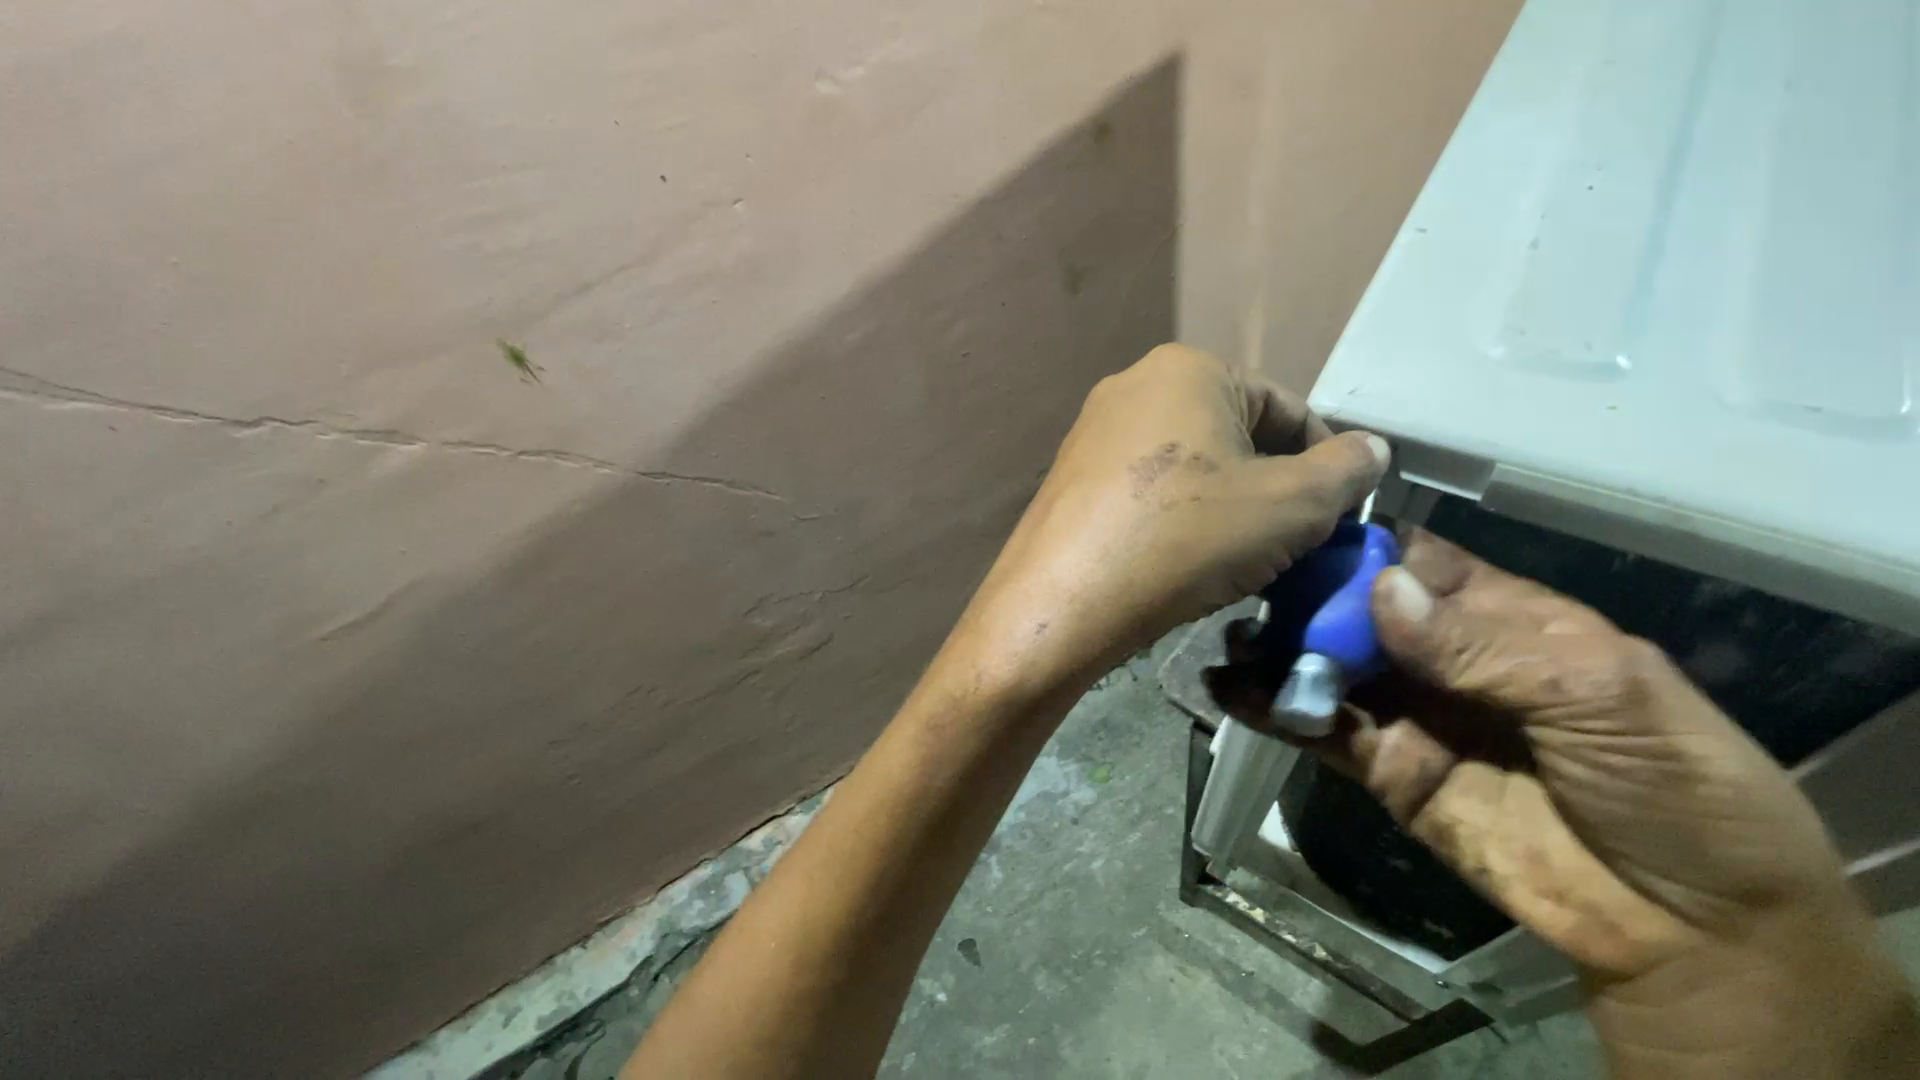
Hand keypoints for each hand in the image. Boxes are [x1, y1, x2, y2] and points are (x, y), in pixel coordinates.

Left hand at [959, 344, 1387, 689]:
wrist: (1065, 600)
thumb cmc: (1186, 537)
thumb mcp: (1293, 505)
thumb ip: (1346, 470)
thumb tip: (1371, 449)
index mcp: (1187, 369)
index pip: (1286, 407)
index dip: (1324, 461)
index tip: (1338, 515)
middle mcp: (1132, 385)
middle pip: (1235, 435)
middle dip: (1273, 487)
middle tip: (1292, 544)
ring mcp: (1093, 432)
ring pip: (1190, 467)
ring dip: (1228, 507)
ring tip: (1242, 561)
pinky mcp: (1071, 479)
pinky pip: (1147, 491)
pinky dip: (1179, 519)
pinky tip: (1185, 563)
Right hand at [1214, 532, 1917, 1076]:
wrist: (1687, 925)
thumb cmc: (1671, 783)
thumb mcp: (1597, 694)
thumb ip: (1483, 645)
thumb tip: (1380, 591)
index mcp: (1507, 618)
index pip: (1417, 563)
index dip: (1362, 547)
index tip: (1295, 531)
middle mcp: (1448, 657)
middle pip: (1359, 611)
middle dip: (1305, 598)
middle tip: (1242, 587)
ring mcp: (1413, 714)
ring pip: (1330, 667)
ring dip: (1279, 650)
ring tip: (1228, 637)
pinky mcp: (1387, 771)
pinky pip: (1322, 732)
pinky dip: (1274, 710)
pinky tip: (1228, 689)